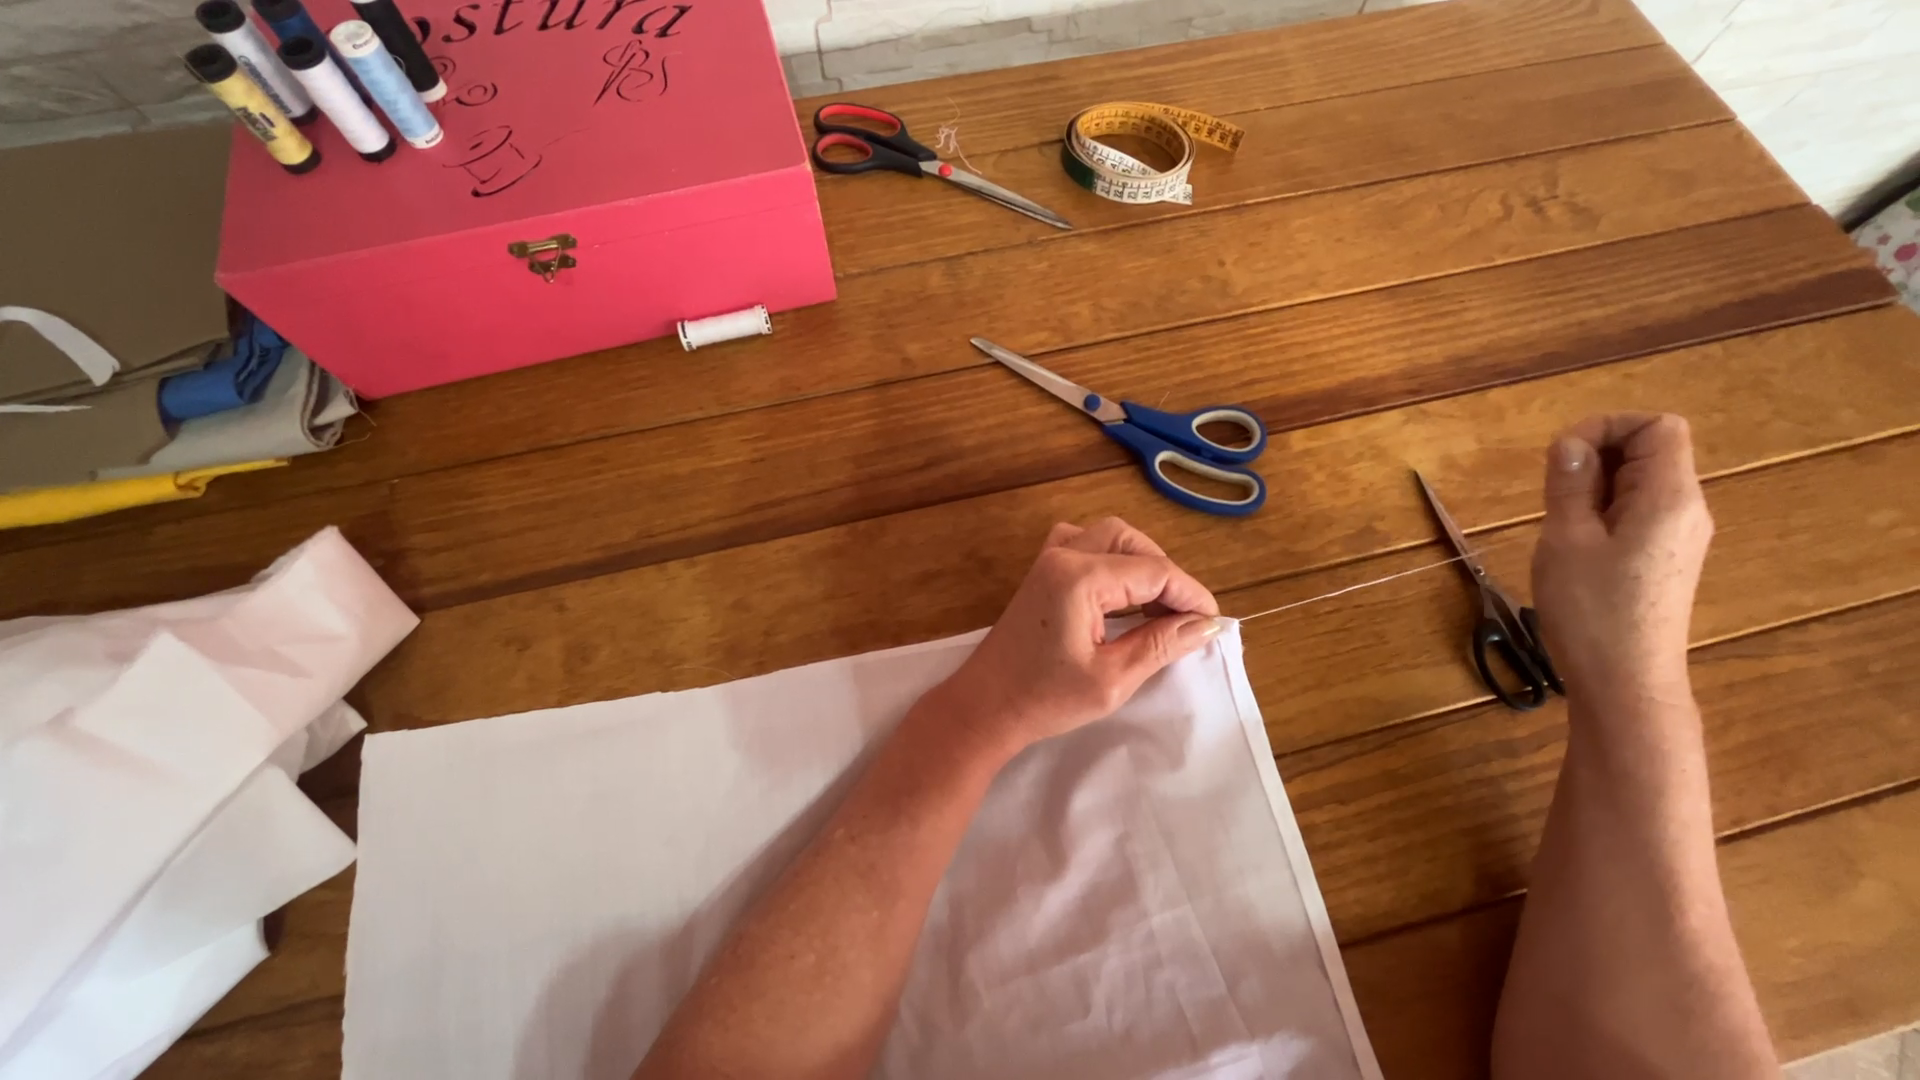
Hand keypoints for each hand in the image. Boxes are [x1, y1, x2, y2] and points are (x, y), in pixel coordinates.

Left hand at [923, 517, 1222, 758]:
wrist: (984, 707)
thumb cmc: (1044, 700)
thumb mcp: (1112, 679)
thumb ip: (1162, 644)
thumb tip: (1208, 625)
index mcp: (1079, 578)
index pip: (1153, 571)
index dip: (1190, 595)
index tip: (1213, 624)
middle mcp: (1062, 556)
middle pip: (1131, 541)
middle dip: (1165, 574)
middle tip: (1182, 616)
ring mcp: (1047, 560)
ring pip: (1109, 536)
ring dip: (1140, 562)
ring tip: (1157, 607)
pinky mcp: (1041, 573)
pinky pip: (1084, 544)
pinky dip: (1112, 558)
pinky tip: (1120, 593)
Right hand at [1530, 414, 1713, 704]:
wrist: (1624, 680)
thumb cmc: (1592, 609)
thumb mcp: (1566, 540)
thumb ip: (1569, 486)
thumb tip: (1569, 444)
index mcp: (1669, 498)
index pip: (1658, 427)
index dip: (1608, 427)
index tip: (1561, 455)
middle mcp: (1686, 509)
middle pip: (1650, 451)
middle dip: (1595, 455)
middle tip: (1552, 492)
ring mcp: (1678, 536)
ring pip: (1639, 483)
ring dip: (1593, 486)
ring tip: (1558, 521)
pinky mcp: (1664, 558)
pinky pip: (1636, 511)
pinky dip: (1602, 510)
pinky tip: (1574, 541)